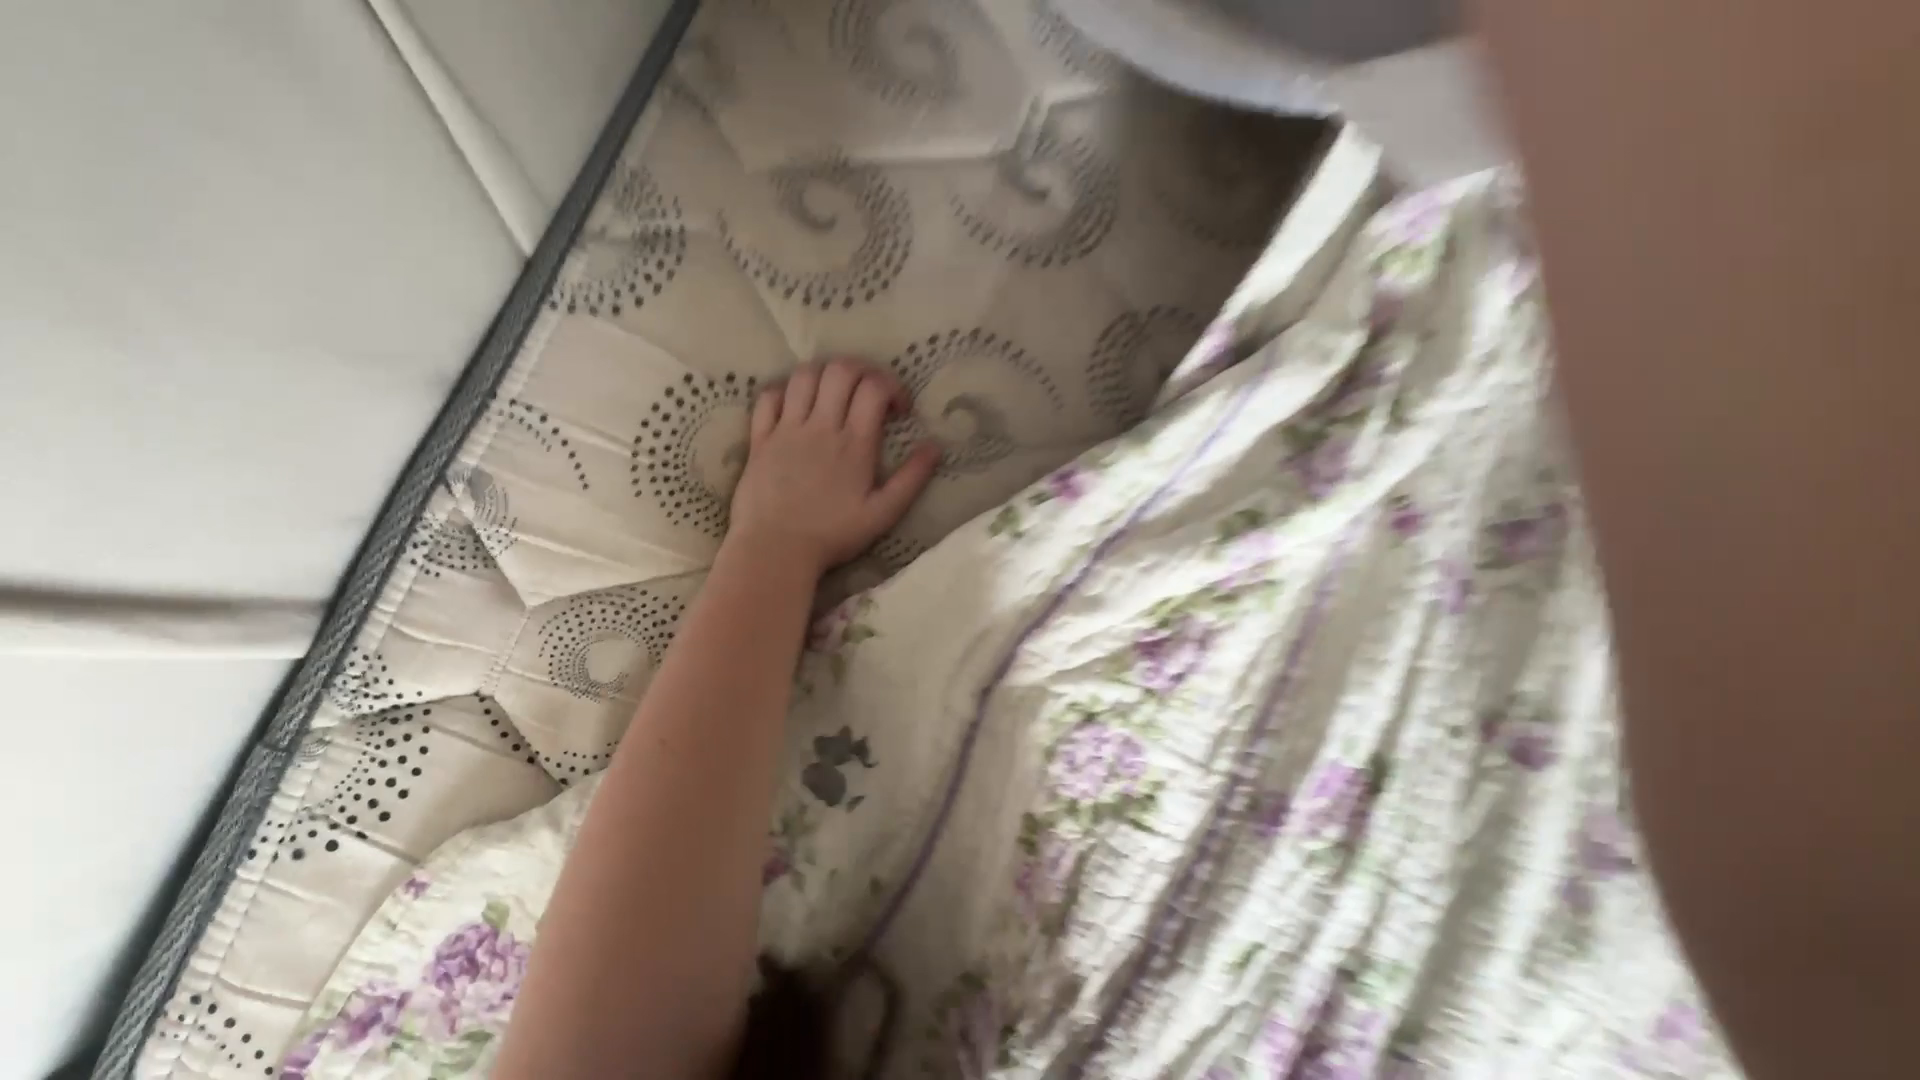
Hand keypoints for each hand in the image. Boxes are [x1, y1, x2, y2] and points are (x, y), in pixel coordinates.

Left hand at [726, 358, 940, 577]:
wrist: (774, 550)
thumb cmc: (832, 536)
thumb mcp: (883, 514)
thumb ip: (912, 479)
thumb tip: (935, 446)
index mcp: (854, 444)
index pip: (873, 387)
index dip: (891, 386)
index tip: (898, 409)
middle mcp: (820, 426)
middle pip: (840, 370)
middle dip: (862, 371)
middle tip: (869, 393)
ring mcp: (786, 429)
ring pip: (804, 375)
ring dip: (825, 375)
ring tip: (834, 395)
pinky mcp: (760, 438)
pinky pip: (769, 396)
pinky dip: (785, 391)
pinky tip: (796, 406)